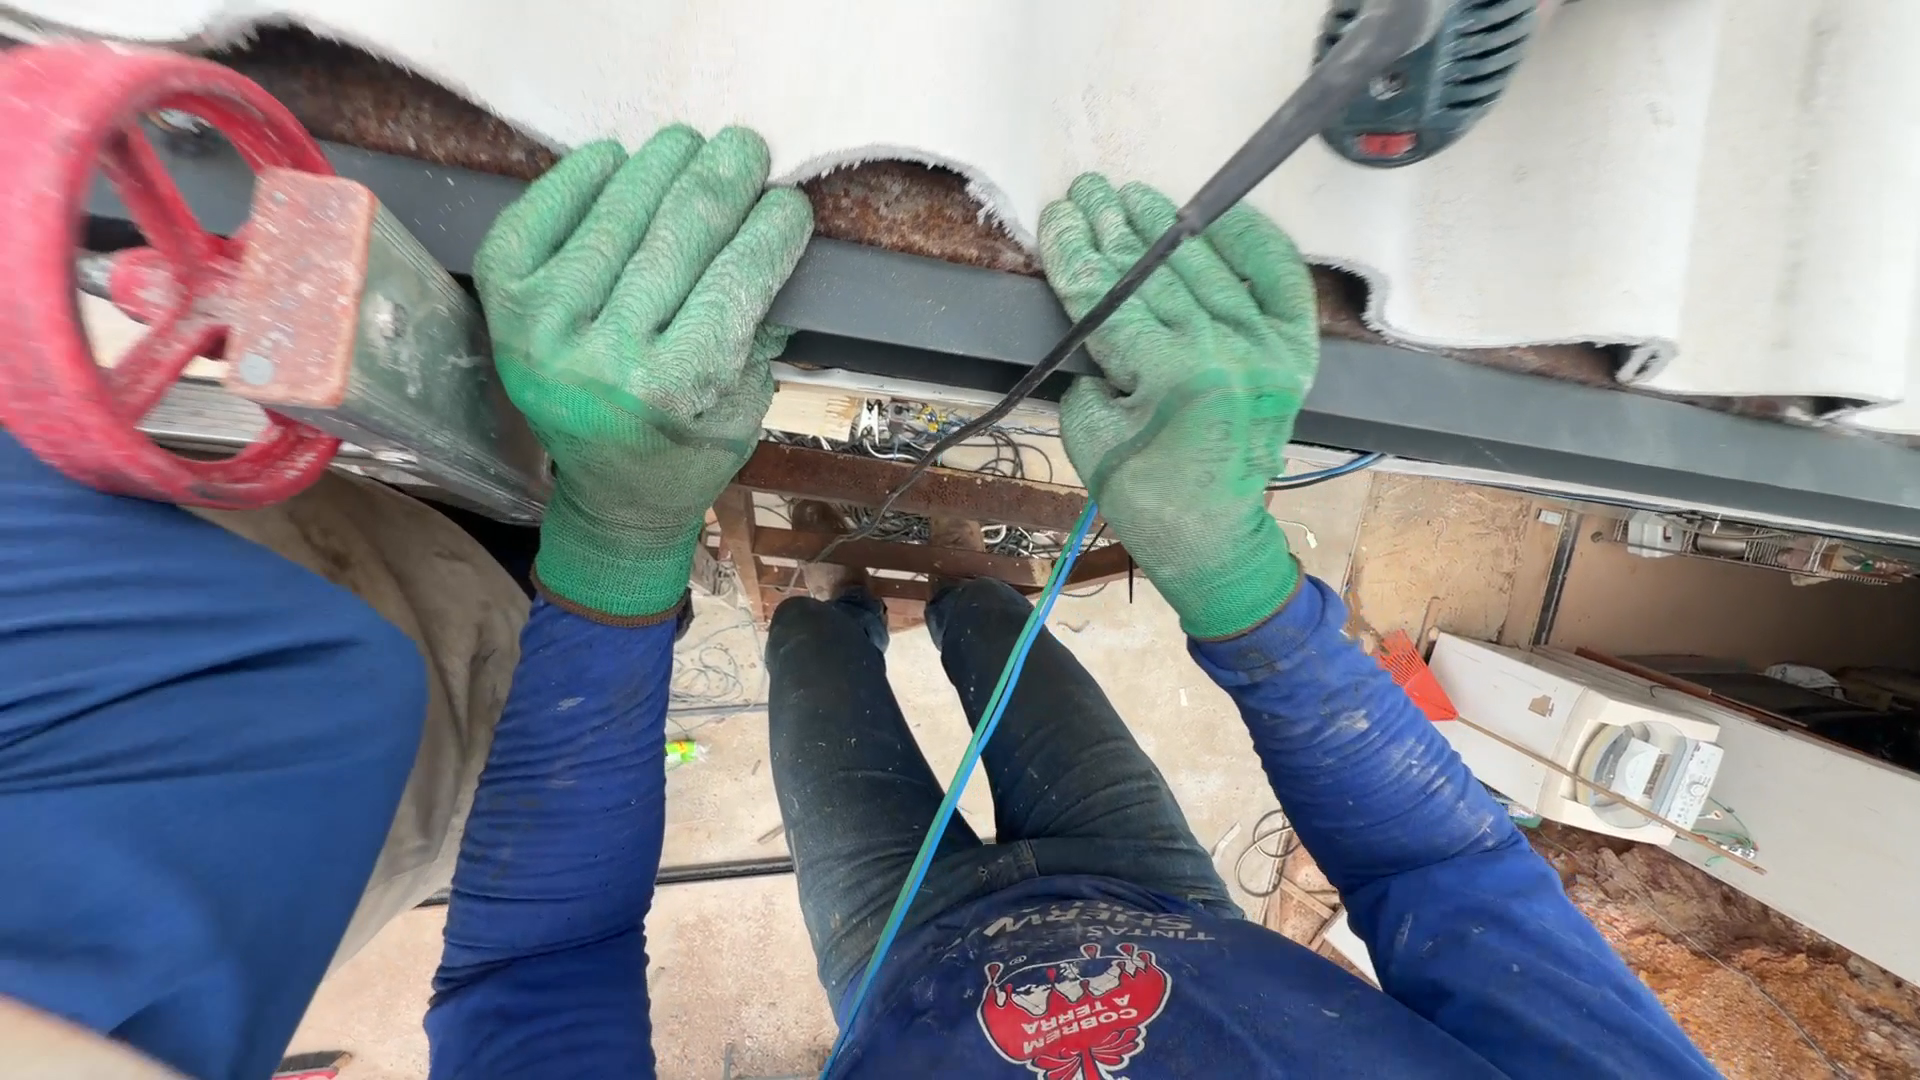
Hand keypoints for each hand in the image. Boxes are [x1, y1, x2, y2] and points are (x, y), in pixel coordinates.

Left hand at [476, 127, 811, 618]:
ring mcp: (544, 326)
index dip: (769, 233)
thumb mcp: (745, 408)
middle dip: (723, 182)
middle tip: (749, 147)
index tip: (792, 204)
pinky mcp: (504, 305)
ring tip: (692, 145)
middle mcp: (605, 355)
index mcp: (675, 391)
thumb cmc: (691, 456)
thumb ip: (757, 331)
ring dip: (660, 167)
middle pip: (678, 238)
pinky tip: (617, 158)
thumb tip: (768, 245)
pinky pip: (541, 216)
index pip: (734, 283)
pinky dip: (580, 178)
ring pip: (614, 216)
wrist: (612, 497)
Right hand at [1039, 175, 1317, 638]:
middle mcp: (1225, 348)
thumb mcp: (1088, 435)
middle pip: (1155, 272)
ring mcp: (1267, 345)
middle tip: (1085, 191)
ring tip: (1131, 195)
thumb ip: (1091, 366)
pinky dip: (1250, 240)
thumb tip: (1102, 316)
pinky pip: (1277, 277)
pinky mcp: (1293, 350)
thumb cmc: (1142, 496)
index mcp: (1171, 375)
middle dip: (1111, 229)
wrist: (1213, 535)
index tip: (1056, 217)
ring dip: (1163, 226)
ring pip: (1205, 265)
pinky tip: (1216, 212)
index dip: (1075, 254)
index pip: (1110, 297)